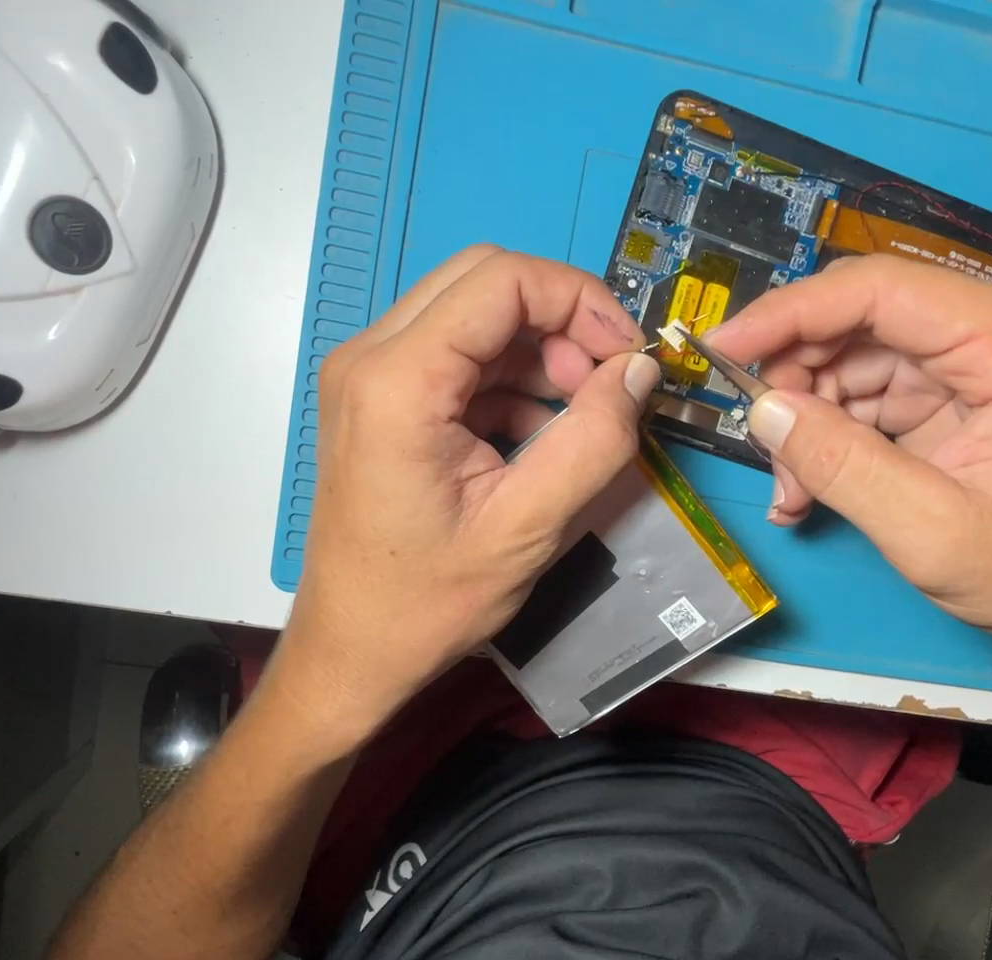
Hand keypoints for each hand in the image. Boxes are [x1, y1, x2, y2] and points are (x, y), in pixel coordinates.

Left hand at [279, 246, 658, 731]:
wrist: (353, 649)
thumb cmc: (428, 602)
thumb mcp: (526, 528)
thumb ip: (593, 441)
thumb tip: (637, 371)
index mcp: (398, 381)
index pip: (502, 279)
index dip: (580, 300)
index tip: (627, 357)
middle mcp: (370, 358)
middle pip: (483, 283)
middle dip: (559, 321)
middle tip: (601, 386)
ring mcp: (368, 376)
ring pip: (471, 315)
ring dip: (535, 352)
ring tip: (573, 420)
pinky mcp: (378, 401)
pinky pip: (455, 357)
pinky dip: (506, 380)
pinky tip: (534, 436)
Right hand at [706, 255, 991, 673]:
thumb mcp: (930, 532)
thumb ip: (842, 467)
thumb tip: (763, 412)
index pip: (884, 293)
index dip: (791, 313)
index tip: (723, 347)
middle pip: (855, 322)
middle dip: (795, 383)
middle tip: (768, 449)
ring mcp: (961, 362)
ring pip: (842, 361)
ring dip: (803, 424)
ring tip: (794, 491)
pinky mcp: (937, 393)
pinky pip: (852, 396)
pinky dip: (819, 440)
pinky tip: (807, 489)